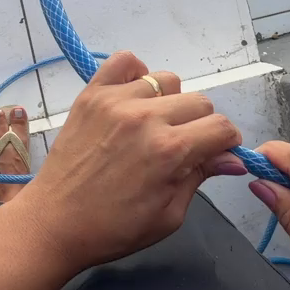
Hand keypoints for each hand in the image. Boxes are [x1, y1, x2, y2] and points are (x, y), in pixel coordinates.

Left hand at [9, 52, 243, 272]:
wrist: (54, 222)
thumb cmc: (114, 229)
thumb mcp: (169, 215)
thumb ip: (201, 176)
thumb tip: (234, 158)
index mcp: (170, 151)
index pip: (221, 127)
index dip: (226, 142)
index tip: (216, 152)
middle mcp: (146, 117)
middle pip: (199, 101)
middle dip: (200, 124)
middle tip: (181, 145)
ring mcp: (116, 100)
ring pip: (166, 80)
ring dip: (169, 101)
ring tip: (153, 124)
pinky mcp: (92, 94)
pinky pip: (124, 61)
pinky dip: (135, 73)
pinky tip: (133, 98)